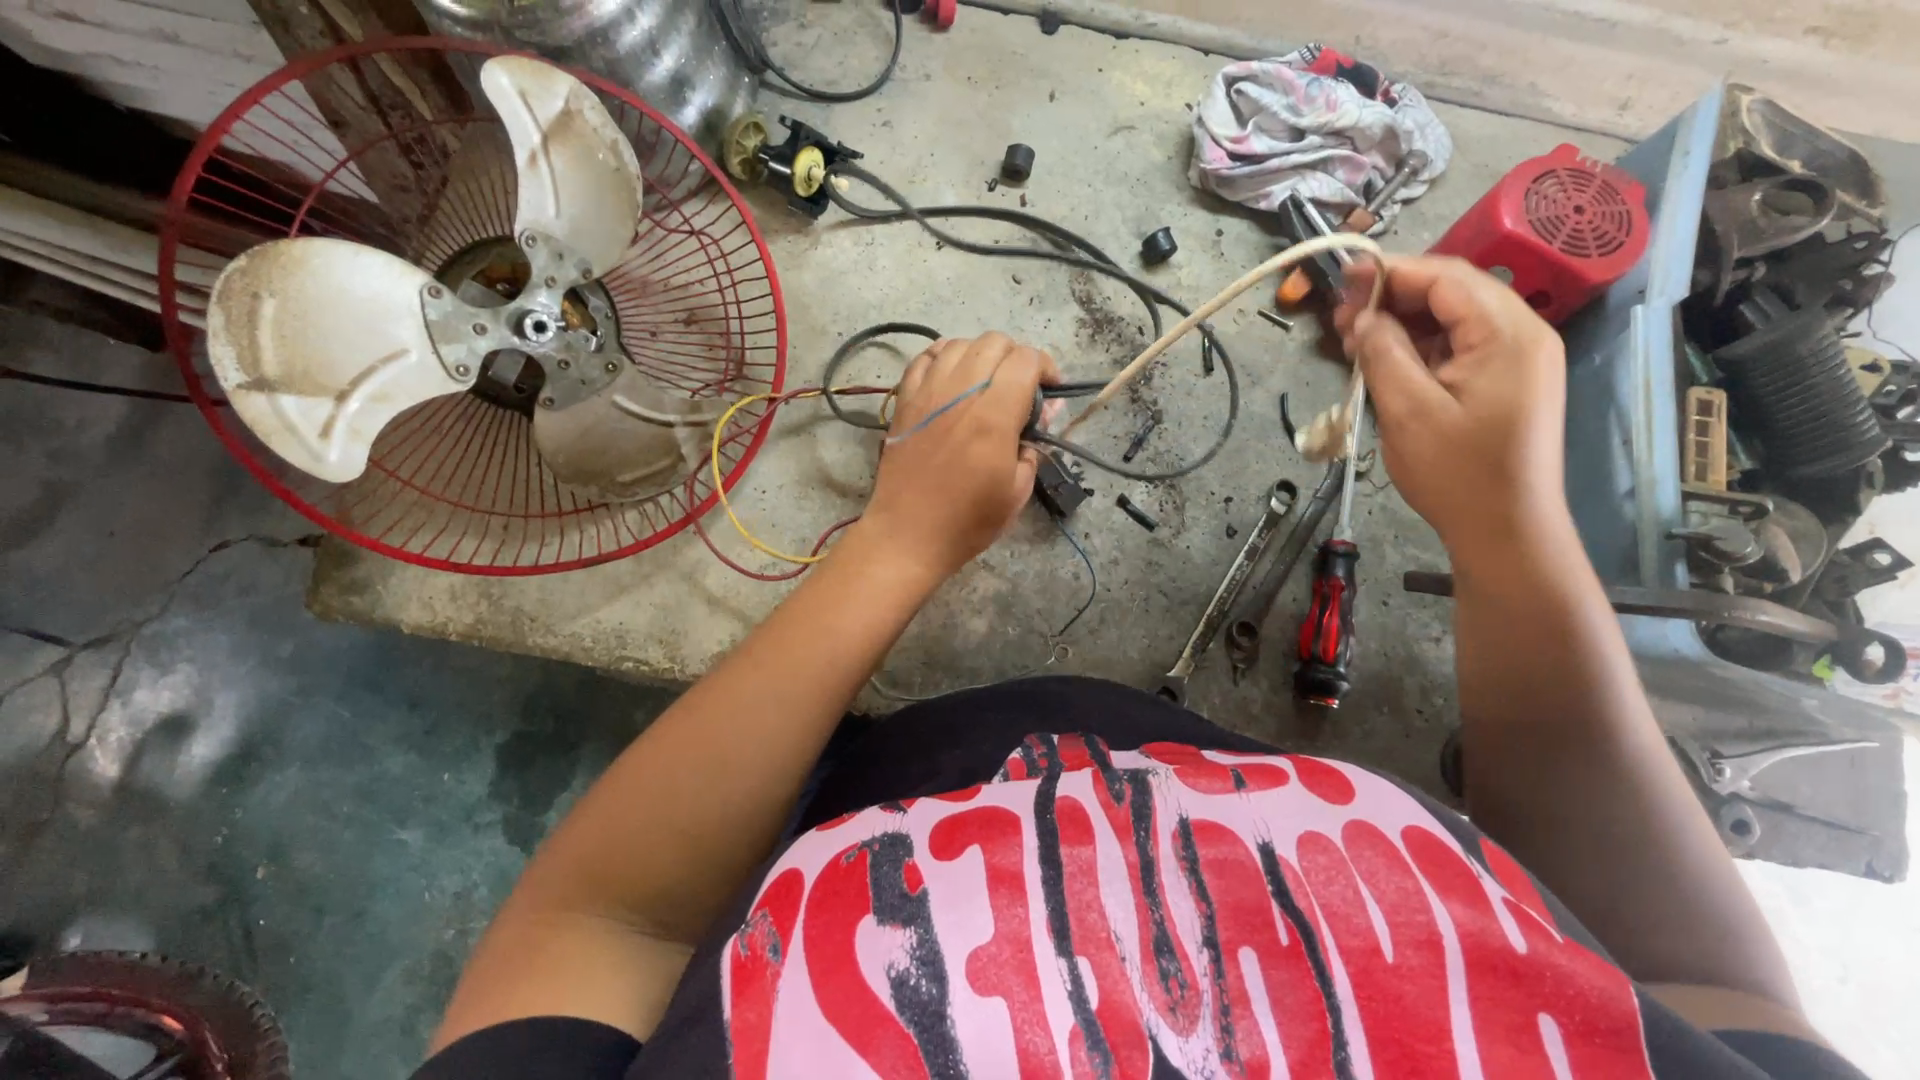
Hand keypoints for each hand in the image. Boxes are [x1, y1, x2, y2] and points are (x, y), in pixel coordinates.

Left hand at [858, 333, 1059, 580]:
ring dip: (980, 355)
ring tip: (986, 382)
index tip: (1049, 391)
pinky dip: (944, 357)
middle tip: (1020, 389)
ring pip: (960, 343)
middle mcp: (960, 392)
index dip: (1046, 368)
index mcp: (994, 416)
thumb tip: (1043, 413)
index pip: (1026, 360)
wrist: (908, 534)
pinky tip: (952, 378)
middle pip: (994, 342)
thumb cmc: (968, 521)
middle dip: (1016, 358)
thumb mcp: (1017, 491)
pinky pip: (925, 358)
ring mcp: (928, 392)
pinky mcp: (904, 401)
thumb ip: (1033, 445)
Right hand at [1333, 256, 1570, 567]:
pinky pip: (1461, 345)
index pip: (1446, 277)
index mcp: (1507, 333)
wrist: (1505, 530)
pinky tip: (1386, 359)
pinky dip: (1421, 345)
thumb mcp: (1409, 411)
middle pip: (1453, 292)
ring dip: (1404, 322)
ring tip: (1354, 339)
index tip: (1343, 281)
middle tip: (1341, 316)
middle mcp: (1522, 334)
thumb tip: (1362, 316)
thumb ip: (1384, 352)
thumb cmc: (1457, 473)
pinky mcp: (1509, 381)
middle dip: (1394, 297)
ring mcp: (1519, 358)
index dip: (1391, 272)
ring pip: (1455, 318)